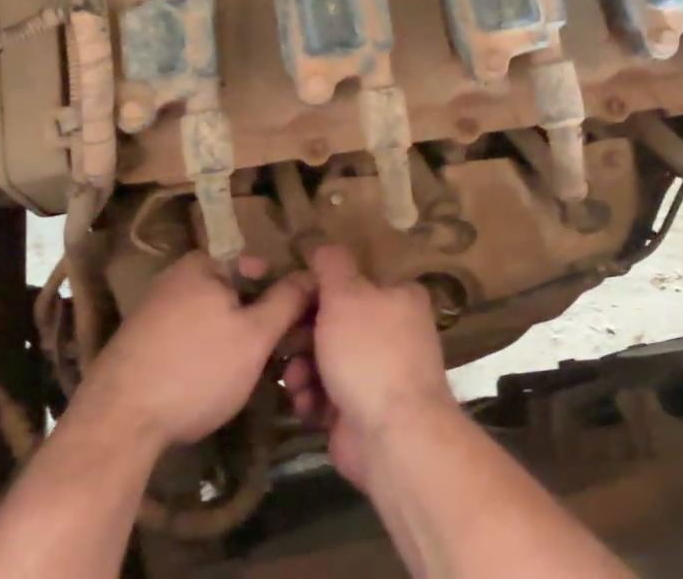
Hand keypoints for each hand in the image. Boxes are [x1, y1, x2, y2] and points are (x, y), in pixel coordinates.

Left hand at [76, 253, 313, 449]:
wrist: (119, 422)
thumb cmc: (196, 371)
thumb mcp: (254, 336)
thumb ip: (286, 300)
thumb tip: (312, 273)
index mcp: (202, 264)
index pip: (260, 265)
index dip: (285, 293)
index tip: (301, 327)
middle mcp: (176, 277)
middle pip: (236, 292)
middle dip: (261, 320)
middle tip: (282, 356)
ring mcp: (155, 309)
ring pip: (214, 317)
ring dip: (238, 340)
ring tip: (255, 373)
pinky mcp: (143, 341)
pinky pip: (191, 336)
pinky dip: (210, 352)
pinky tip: (218, 382)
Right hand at [283, 244, 457, 489]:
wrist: (393, 436)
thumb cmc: (369, 353)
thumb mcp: (347, 294)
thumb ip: (332, 265)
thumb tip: (322, 246)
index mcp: (398, 298)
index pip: (351, 282)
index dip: (317, 288)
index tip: (290, 296)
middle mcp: (392, 333)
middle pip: (333, 322)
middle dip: (302, 335)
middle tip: (284, 342)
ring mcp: (376, 374)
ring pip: (323, 360)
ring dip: (302, 369)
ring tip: (295, 380)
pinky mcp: (360, 410)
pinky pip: (325, 394)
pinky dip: (311, 398)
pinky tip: (306, 404)